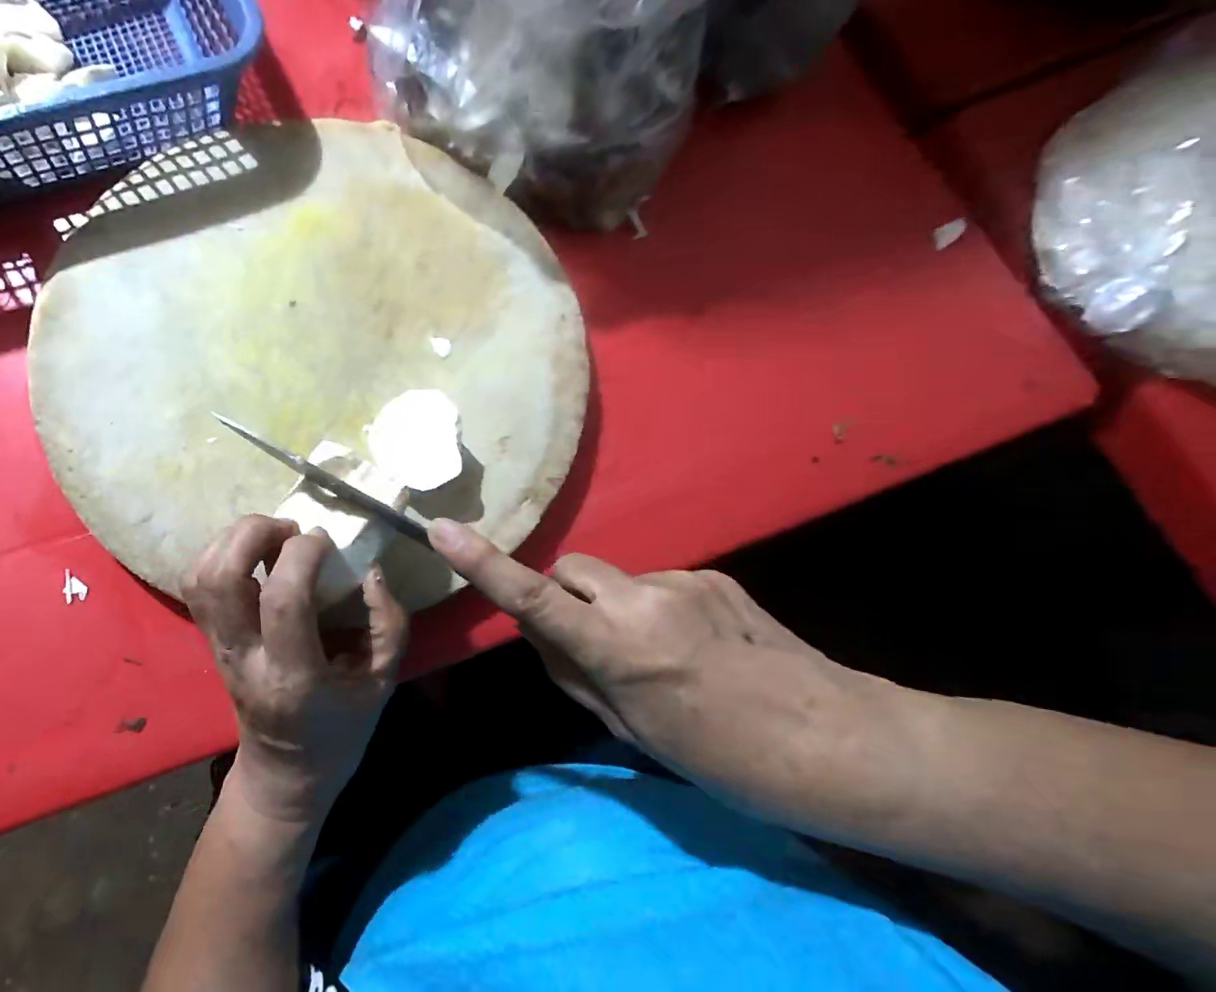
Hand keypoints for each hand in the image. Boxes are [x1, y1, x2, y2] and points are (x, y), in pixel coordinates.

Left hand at [183, 516, 410, 823]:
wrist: (283, 772)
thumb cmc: (339, 730)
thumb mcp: (381, 685)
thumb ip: (387, 625)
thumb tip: (370, 570)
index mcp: (292, 676)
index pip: (283, 599)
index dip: (302, 555)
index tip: (326, 541)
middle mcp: (244, 657)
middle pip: (223, 577)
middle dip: (255, 533)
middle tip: (290, 531)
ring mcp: (218, 647)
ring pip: (201, 576)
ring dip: (233, 539)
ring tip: (270, 537)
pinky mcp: (207, 639)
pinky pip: (195, 584)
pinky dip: (218, 554)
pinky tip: (251, 555)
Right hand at [426, 518, 906, 822]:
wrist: (848, 744)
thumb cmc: (726, 758)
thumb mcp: (631, 729)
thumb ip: (571, 672)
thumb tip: (536, 632)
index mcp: (621, 649)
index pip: (533, 600)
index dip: (484, 565)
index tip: (441, 531)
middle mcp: (645, 600)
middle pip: (570, 572)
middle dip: (563, 597)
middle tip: (590, 645)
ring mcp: (683, 581)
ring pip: (612, 579)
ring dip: (611, 606)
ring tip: (660, 656)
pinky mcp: (714, 575)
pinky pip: (655, 583)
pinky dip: (652, 607)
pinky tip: (696, 646)